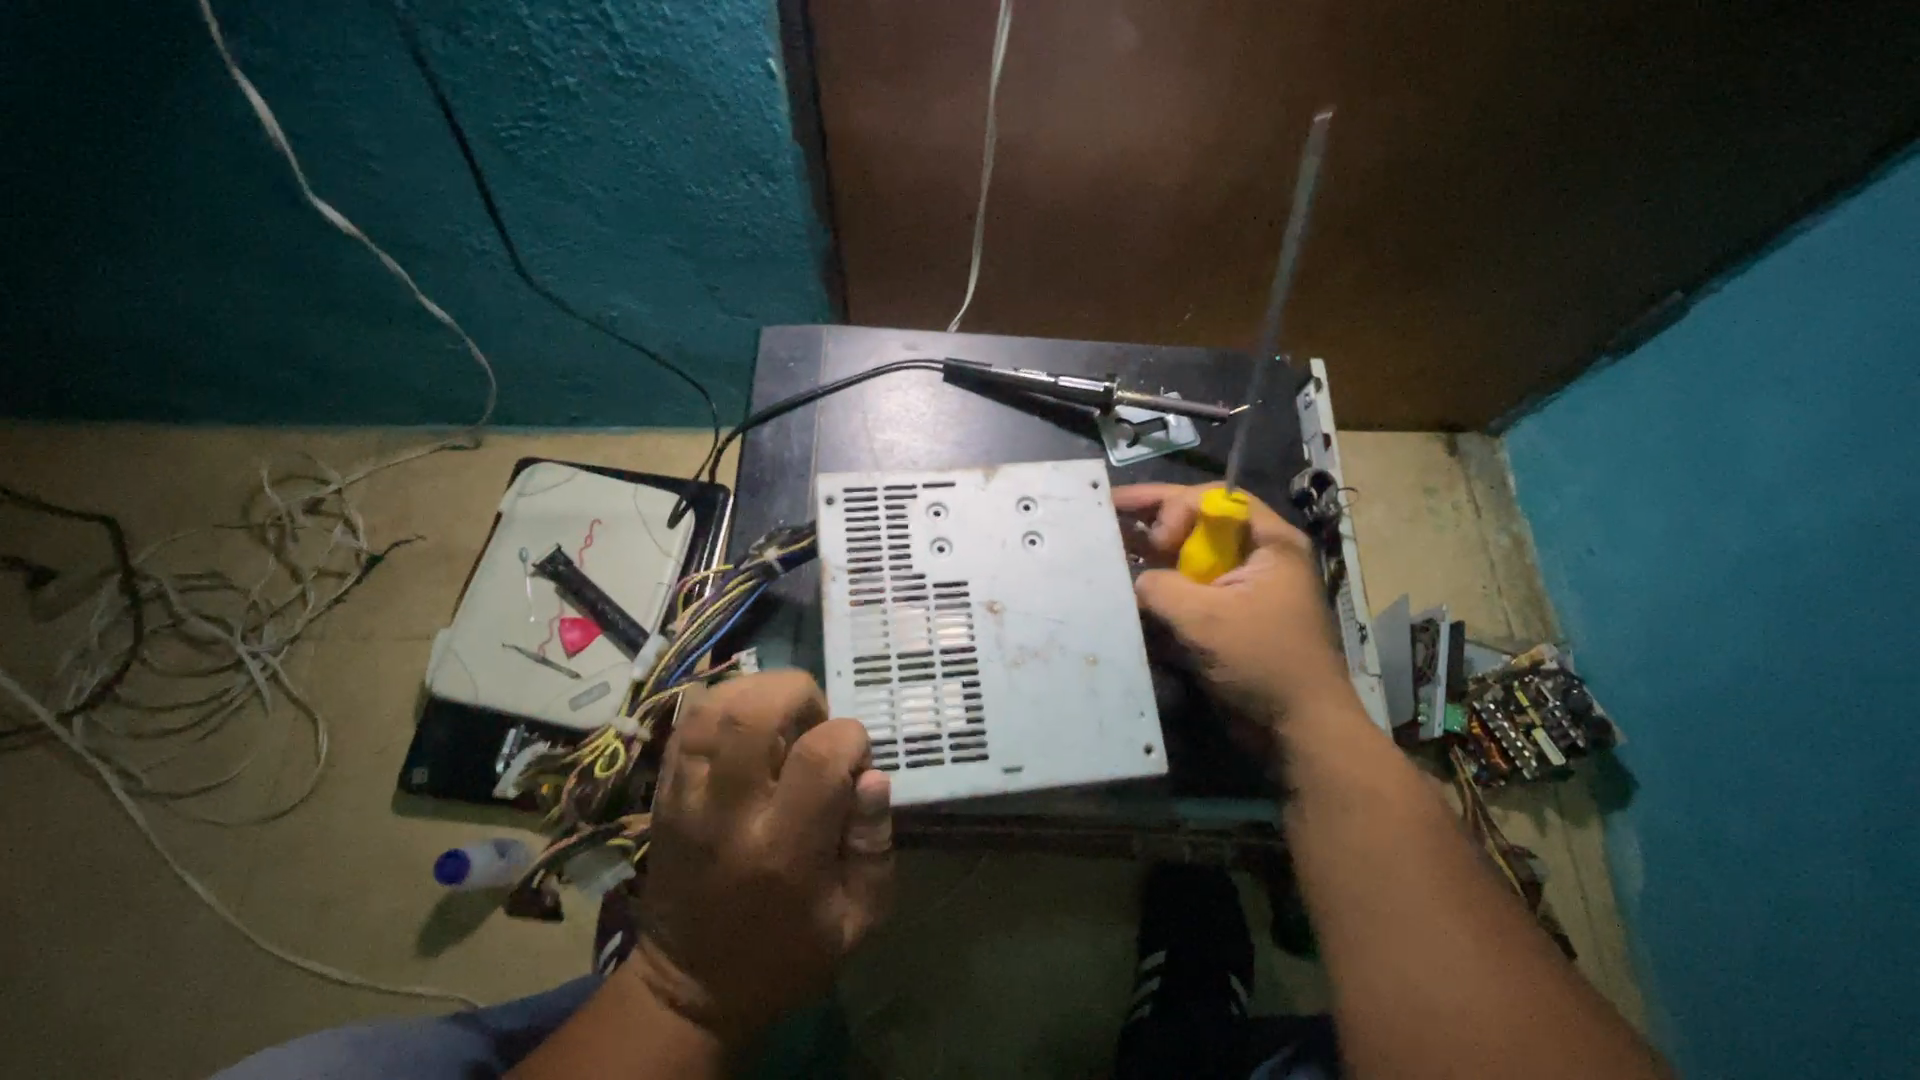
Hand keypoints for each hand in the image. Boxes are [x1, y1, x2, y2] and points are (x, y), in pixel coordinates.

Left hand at [632, 671, 892, 1042]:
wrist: (692, 986)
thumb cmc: (788, 955)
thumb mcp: (858, 920)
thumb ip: (875, 846)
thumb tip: (873, 776)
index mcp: (784, 848)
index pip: (821, 754)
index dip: (852, 740)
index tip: (856, 765)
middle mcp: (729, 813)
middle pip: (755, 710)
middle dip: (800, 696)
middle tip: (815, 725)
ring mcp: (686, 798)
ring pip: (713, 706)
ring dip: (758, 694)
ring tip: (781, 722)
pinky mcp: (663, 794)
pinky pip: (685, 724)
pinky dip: (722, 709)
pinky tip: (746, 730)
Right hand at [1116, 483, 1355, 732]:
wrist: (1298, 728)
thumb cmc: (1262, 661)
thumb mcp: (1206, 618)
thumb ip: (1161, 588)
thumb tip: (1138, 582)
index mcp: (1268, 543)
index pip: (1216, 499)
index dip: (1177, 507)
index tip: (1155, 540)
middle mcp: (1255, 557)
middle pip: (1199, 523)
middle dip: (1155, 522)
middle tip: (1109, 519)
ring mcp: (1240, 589)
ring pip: (1189, 558)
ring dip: (1152, 555)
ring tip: (1108, 550)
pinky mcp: (1227, 619)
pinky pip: (1188, 591)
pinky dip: (1161, 589)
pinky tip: (1127, 589)